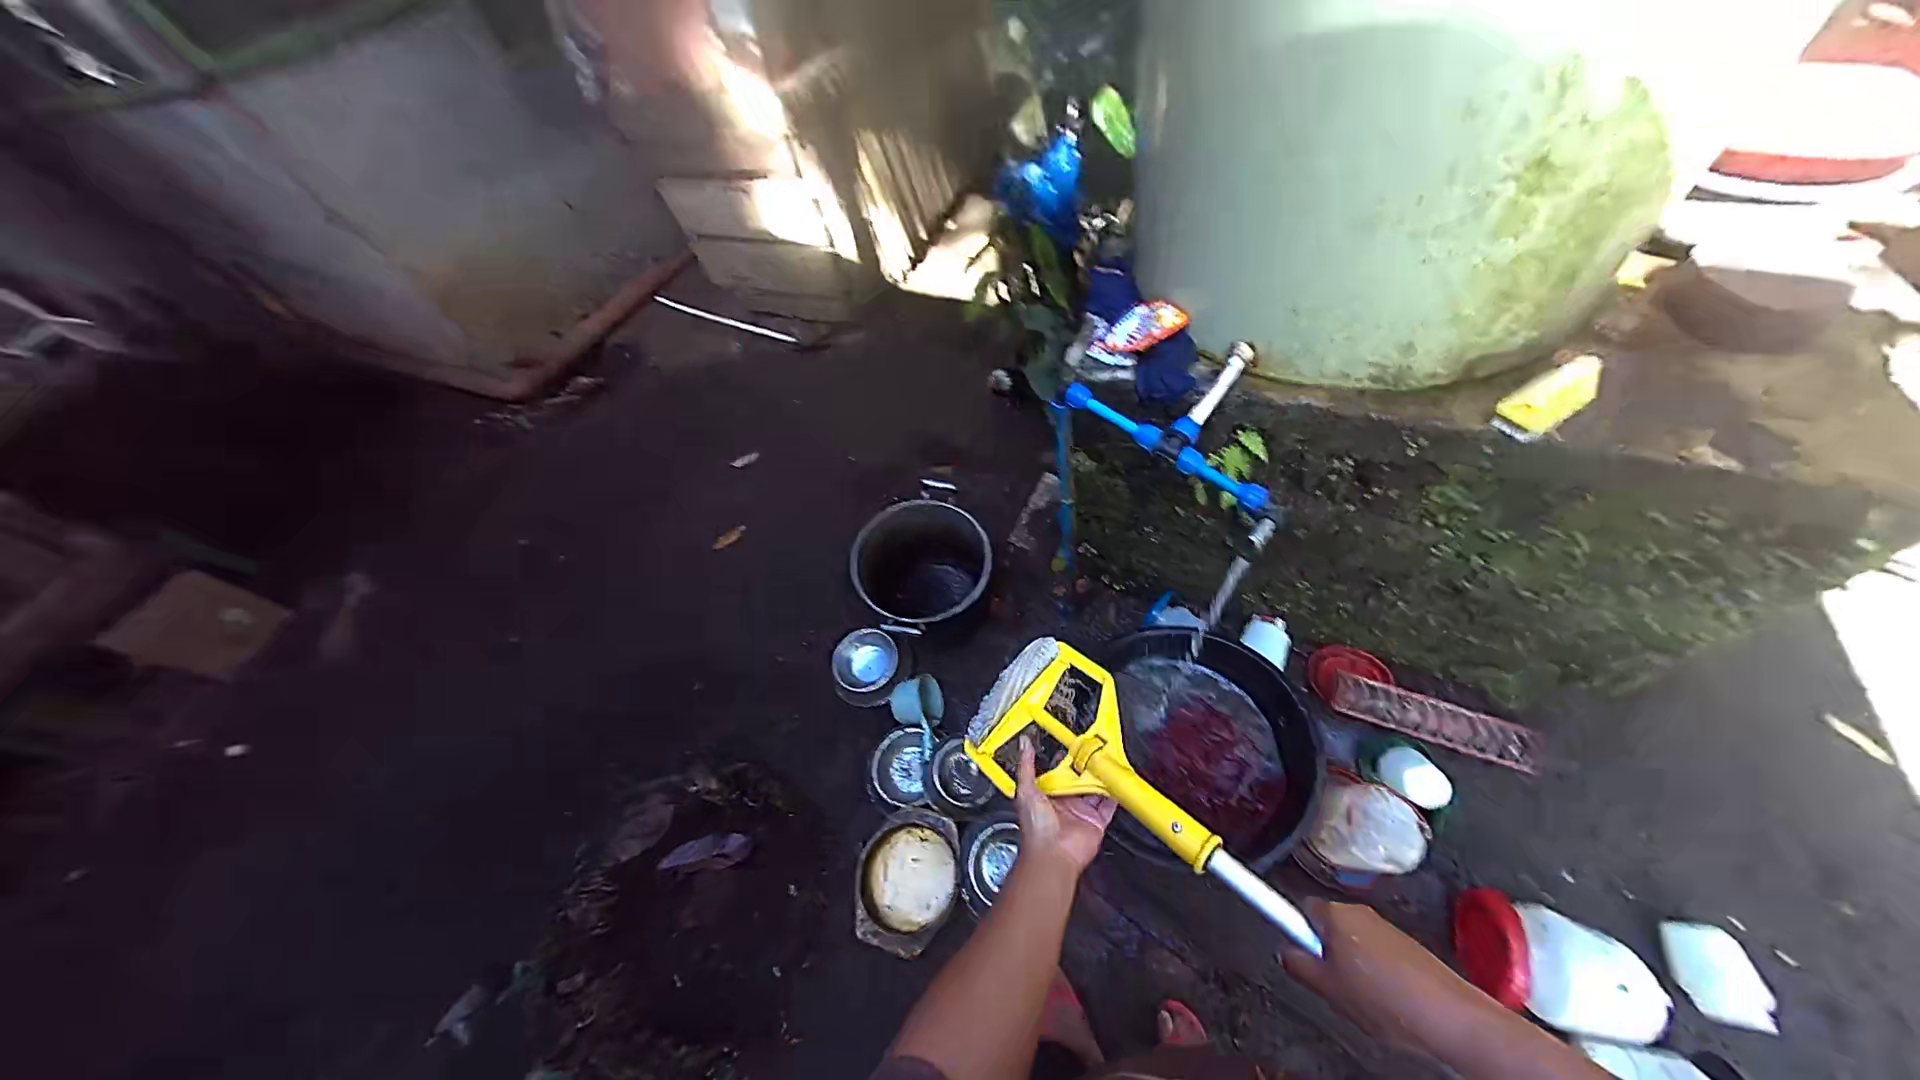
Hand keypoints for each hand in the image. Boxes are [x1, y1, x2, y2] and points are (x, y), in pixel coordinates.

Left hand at [1013, 735, 1116, 874]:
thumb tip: (1024, 743)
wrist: (1052, 854)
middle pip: (1079, 779)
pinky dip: (1114, 795)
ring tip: (1106, 762)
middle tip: (1093, 750)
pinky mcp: (1095, 822)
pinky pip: (1108, 806)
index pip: (1059, 771)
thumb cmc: (1035, 828)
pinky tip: (1116, 783)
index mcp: (1047, 794)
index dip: (1066, 759)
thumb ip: (1026, 765)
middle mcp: (1065, 802)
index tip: (1074, 744)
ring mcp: (1081, 812)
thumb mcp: (1025, 790)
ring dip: (1100, 778)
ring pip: (1095, 790)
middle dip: (1086, 766)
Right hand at [1278, 899, 1498, 1057]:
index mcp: (1334, 914)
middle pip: (1326, 923)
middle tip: (1330, 982)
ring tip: (1362, 997)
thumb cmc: (1383, 999)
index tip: (1292, 943)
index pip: (1298, 906)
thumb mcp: (1329, 989)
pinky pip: (1377, 950)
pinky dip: (1375, 970)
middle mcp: (1358, 910)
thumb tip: (1286, 952)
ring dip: (1351, 961)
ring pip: (1353, 940)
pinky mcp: (1408, 945)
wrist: (1453, 1018)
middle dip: (1325, 949)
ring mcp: (1386, 926)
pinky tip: (1386, 999)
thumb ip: (1299, 965)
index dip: (1291, 925)